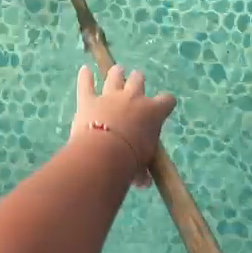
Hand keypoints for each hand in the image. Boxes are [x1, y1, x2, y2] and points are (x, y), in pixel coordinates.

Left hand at [70, 64, 175, 180]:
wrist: (106, 153)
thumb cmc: (131, 160)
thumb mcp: (142, 166)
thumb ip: (142, 170)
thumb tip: (143, 182)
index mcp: (153, 112)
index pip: (166, 101)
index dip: (165, 103)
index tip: (164, 105)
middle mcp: (134, 98)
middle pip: (138, 81)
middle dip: (138, 81)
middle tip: (137, 81)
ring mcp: (110, 96)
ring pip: (115, 76)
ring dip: (116, 74)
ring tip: (117, 70)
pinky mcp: (88, 99)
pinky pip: (86, 83)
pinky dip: (85, 76)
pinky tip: (84, 70)